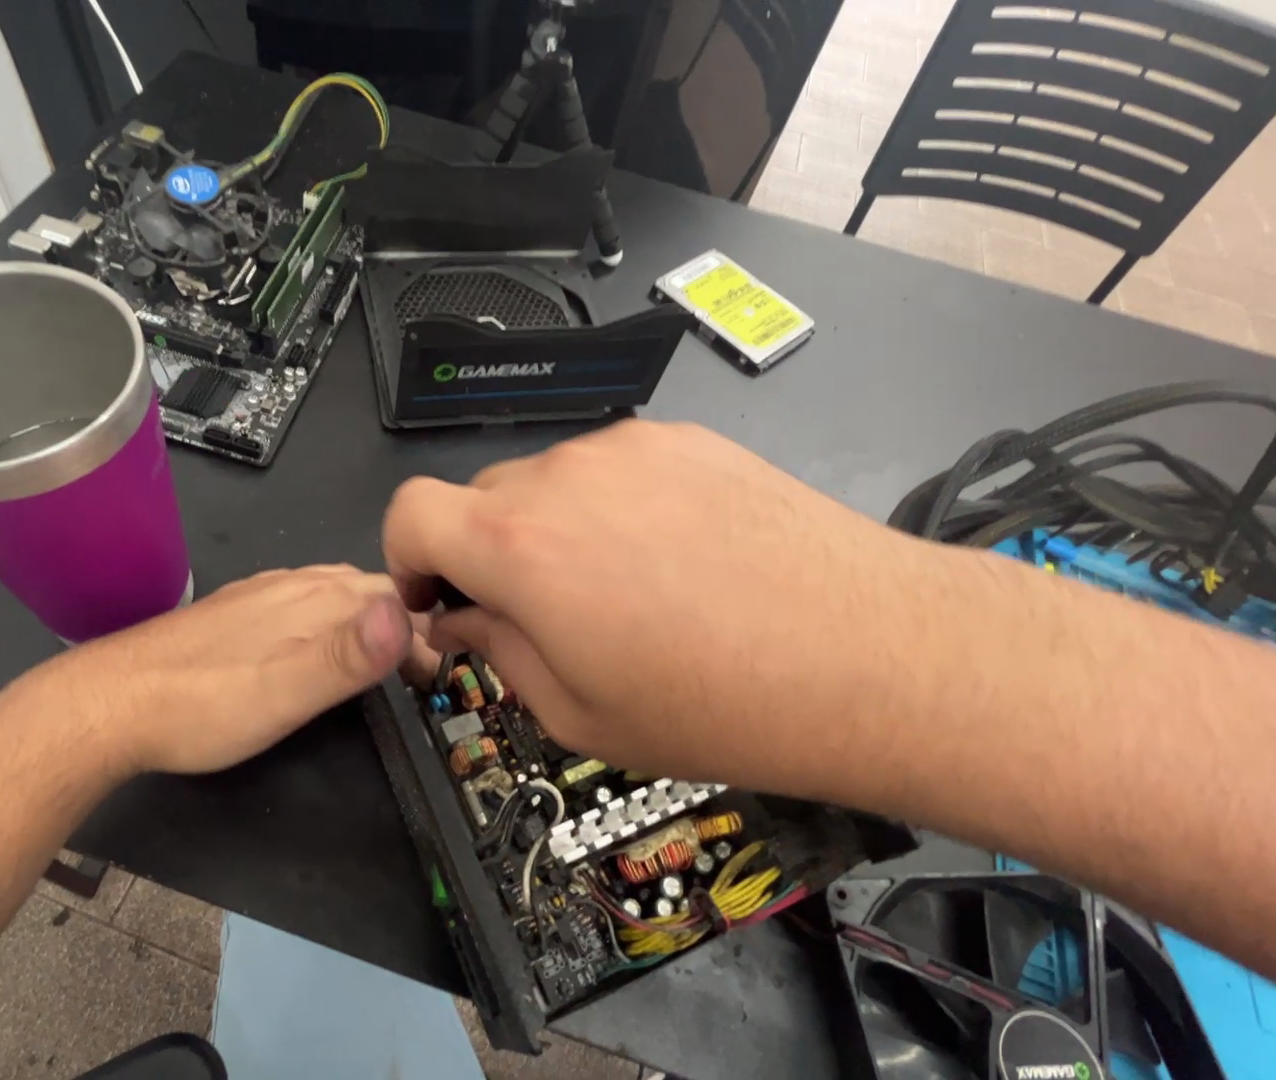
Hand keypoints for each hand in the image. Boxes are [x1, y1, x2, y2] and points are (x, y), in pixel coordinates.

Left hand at [33, 565, 413, 776]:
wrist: (109, 704)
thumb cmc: (203, 707)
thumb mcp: (283, 694)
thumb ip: (347, 657)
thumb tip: (405, 616)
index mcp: (314, 600)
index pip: (394, 601)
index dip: (423, 635)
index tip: (435, 677)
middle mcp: (293, 584)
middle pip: (369, 590)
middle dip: (400, 621)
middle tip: (415, 672)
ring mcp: (261, 593)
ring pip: (335, 589)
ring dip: (367, 615)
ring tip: (379, 655)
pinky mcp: (236, 608)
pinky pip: (301, 597)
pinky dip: (327, 614)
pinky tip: (313, 639)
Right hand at [382, 420, 941, 796]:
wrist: (869, 654)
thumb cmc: (718, 703)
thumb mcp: (579, 713)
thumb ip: (498, 654)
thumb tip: (464, 621)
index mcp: (519, 547)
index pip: (408, 513)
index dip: (405, 560)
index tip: (438, 601)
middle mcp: (563, 477)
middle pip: (480, 500)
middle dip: (487, 555)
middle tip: (542, 615)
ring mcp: (629, 448)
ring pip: (549, 484)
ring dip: (554, 531)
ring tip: (623, 592)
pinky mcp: (684, 439)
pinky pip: (613, 469)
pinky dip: (613, 508)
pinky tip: (673, 559)